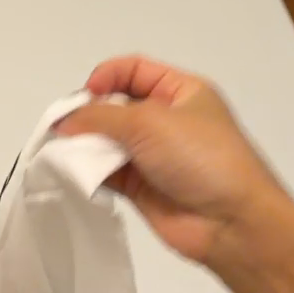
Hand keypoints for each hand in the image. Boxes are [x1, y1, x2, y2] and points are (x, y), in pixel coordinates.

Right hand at [58, 55, 291, 266]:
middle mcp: (165, 120)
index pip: (134, 70)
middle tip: (67, 130)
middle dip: (89, 114)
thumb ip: (101, 117)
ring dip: (86, 145)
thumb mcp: (150, 122)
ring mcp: (152, 154)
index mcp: (181, 91)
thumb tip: (63, 122)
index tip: (84, 97)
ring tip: (67, 153)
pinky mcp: (140, 186)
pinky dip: (89, 171)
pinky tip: (76, 174)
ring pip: (107, 141)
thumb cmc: (199, 157)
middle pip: (115, 106)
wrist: (230, 222)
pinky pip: (106, 172)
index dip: (106, 76)